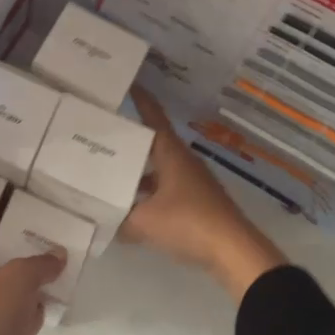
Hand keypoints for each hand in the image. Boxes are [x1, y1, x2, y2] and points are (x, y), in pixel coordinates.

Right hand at [122, 86, 288, 300]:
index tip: (125, 82)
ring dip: (137, 172)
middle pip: (152, 143)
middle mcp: (182, 161)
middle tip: (100, 135)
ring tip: (108, 176)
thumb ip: (121, 219)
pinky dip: (148, 196)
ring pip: (157, 169)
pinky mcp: (196, 204)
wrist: (233, 251)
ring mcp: (191, 183)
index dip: (140, 98)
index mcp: (171, 152)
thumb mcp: (144, 222)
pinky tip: (131, 212)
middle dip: (128, 139)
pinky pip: (165, 191)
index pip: (153, 116)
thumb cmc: (188, 222)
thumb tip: (104, 220)